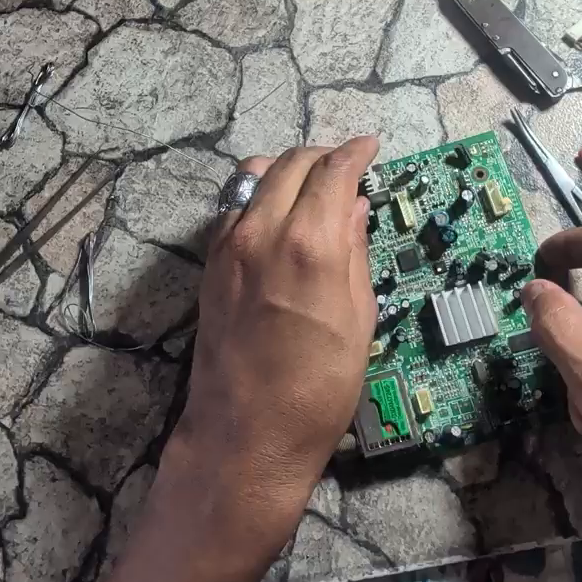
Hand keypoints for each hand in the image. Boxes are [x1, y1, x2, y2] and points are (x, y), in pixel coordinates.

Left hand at [47, 141, 378, 581]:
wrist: (246, 434)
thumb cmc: (319, 387)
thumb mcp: (358, 319)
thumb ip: (353, 252)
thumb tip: (353, 206)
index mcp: (309, 242)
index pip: (332, 171)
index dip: (355, 152)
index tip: (371, 146)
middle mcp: (262, 229)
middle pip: (290, 163)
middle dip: (322, 155)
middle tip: (346, 166)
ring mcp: (228, 244)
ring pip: (255, 177)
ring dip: (287, 170)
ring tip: (312, 187)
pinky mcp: (210, 263)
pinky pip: (234, 208)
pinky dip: (259, 197)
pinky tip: (277, 218)